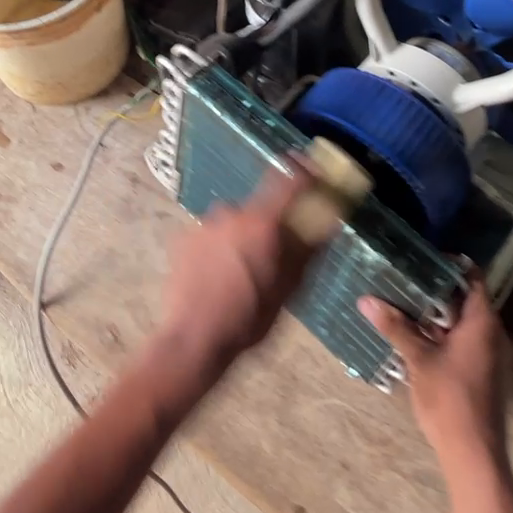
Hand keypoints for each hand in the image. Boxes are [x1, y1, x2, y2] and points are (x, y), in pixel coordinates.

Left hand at [158, 165, 318, 372]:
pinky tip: (217, 278)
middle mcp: (232, 212)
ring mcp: (204, 224)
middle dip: (269, 226)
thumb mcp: (290, 289)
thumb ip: (310, 249)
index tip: (315, 171)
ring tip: (240, 275)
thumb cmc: (249, 319)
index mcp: (263, 221)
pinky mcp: (183, 239)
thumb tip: (329, 221)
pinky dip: (219, 249)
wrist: (193, 341)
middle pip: (260, 209)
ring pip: (234, 224)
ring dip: (242, 239)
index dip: (306, 172)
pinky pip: (211, 236)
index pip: (290, 180)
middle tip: (272, 257)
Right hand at [359, 277, 507, 458]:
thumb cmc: (450, 398)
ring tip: (401, 301)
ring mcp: (488, 354)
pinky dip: (440, 333)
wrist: (474, 453)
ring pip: (461, 322)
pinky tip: (412, 335)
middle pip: (464, 298)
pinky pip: (462, 340)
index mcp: (483, 321)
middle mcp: (491, 332)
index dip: (449, 263)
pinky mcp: (481, 371)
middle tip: (402, 276)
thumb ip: (395, 327)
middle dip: (434, 288)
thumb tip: (366, 300)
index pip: (472, 276)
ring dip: (434, 314)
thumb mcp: (418, 359)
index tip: (421, 256)